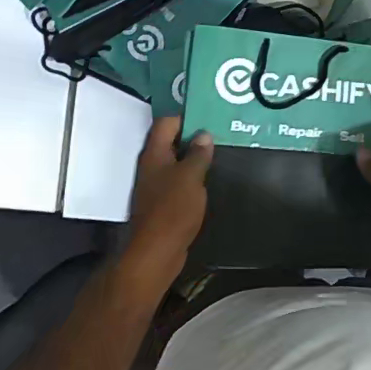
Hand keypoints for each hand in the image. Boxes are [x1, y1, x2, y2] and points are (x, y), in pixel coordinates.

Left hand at [125, 118, 213, 274]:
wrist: (155, 252)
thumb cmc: (173, 209)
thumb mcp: (191, 177)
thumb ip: (199, 154)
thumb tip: (204, 134)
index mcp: (155, 154)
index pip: (166, 123)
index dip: (186, 118)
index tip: (210, 120)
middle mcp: (151, 165)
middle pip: (170, 141)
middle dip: (193, 137)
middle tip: (219, 136)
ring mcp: (155, 185)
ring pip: (175, 162)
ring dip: (194, 158)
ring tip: (218, 155)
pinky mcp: (162, 202)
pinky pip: (177, 181)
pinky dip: (191, 177)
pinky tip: (208, 181)